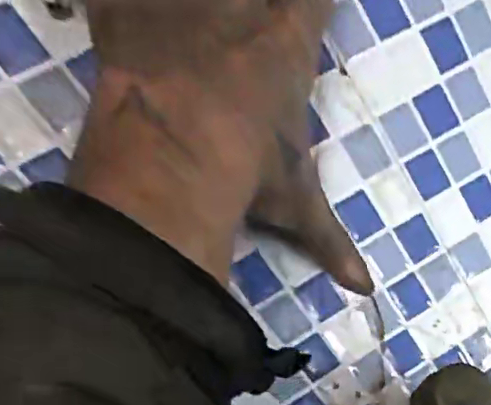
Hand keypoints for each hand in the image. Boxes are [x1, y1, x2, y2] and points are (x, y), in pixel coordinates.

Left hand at [69, 0, 371, 293]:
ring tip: (194, 28)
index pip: (315, 2)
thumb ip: (331, 241)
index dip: (314, 4)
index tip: (313, 9)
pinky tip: (129, 16)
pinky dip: (127, 7)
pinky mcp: (124, 3)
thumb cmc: (249, 171)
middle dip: (259, 6)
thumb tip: (366, 290)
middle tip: (246, 24)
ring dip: (200, 10)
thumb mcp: (295, 207)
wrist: (173, 146)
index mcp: (289, 49)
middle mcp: (242, 8)